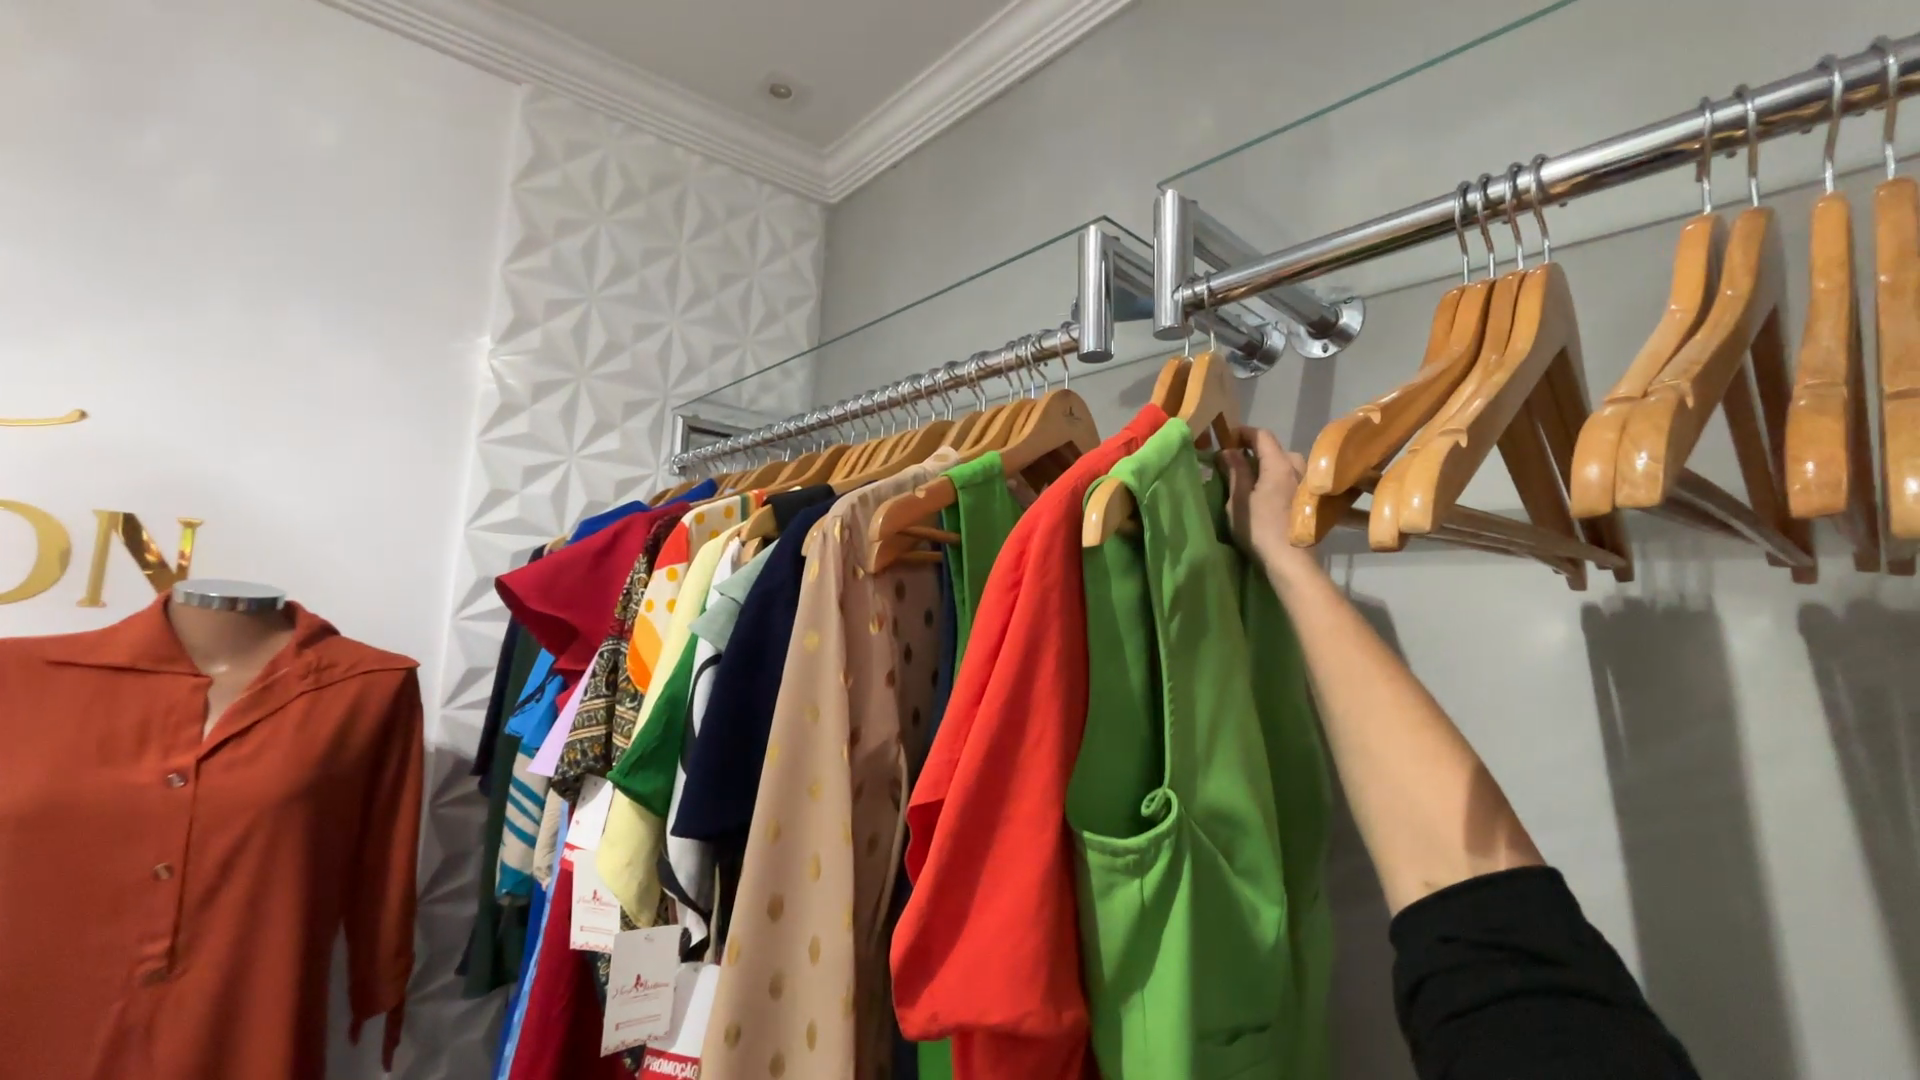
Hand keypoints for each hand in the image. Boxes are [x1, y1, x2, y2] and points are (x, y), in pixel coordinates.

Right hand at [1223, 427, 1308, 568]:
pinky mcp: (1310, 499)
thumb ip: (1236, 471)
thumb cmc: (1259, 529)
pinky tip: (1270, 496)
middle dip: (1256, 452)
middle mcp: (1298, 467)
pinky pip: (1294, 479)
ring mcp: (1307, 484)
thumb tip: (1229, 450)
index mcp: (1279, 464)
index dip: (1243, 433)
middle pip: (1276, 449)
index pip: (1262, 435)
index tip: (1227, 440)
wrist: (1291, 560)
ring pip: (1287, 464)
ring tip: (1254, 481)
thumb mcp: (1239, 500)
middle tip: (1238, 464)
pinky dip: (1280, 479)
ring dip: (1270, 466)